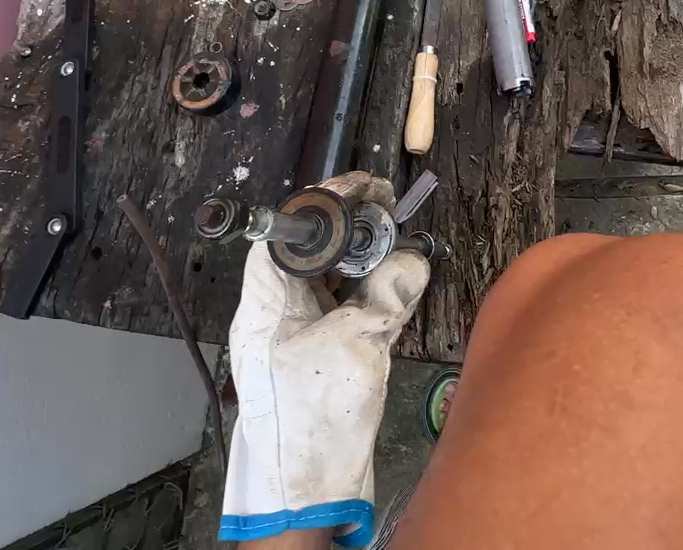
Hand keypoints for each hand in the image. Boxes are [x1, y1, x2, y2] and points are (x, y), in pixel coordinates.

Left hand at [220, 172, 429, 544]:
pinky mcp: (321, 350)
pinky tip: (398, 278)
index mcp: (267, 304)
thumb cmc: (314, 417)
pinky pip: (345, 304)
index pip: (285, 234)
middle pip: (309, 251)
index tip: (363, 188)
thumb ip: (388, 295)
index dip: (322, 203)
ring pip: (329, 277)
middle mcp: (277, 312)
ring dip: (362, 257)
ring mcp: (299, 333)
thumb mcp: (356, 347)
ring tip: (397, 236)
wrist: (307, 494)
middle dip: (348, 225)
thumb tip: (416, 257)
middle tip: (388, 206)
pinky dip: (371, 288)